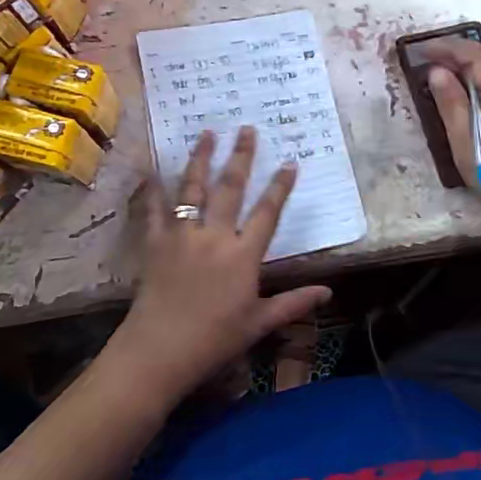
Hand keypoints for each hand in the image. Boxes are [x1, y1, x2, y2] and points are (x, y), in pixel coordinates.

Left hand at [107, 128, 331, 395]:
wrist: (160, 350)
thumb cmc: (214, 339)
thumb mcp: (259, 323)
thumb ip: (294, 303)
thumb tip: (329, 292)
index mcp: (243, 255)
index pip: (267, 213)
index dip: (280, 187)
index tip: (289, 162)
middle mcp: (215, 236)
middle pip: (230, 188)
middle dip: (240, 157)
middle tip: (246, 129)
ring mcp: (182, 236)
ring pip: (193, 189)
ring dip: (201, 159)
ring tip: (207, 133)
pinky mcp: (155, 242)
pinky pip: (153, 209)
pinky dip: (151, 188)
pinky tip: (151, 167)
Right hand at [417, 37, 480, 219]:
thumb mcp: (463, 139)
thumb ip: (451, 103)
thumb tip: (437, 71)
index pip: (479, 58)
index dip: (451, 48)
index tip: (425, 49)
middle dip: (459, 53)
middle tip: (430, 56)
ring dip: (468, 66)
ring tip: (442, 70)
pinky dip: (477, 81)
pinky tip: (462, 93)